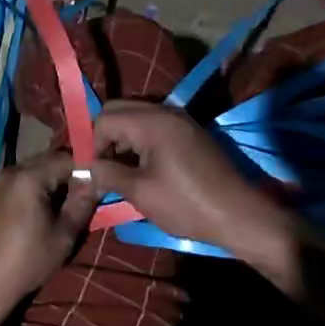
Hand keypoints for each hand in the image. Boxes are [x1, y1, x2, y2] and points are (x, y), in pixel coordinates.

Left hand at [0, 150, 98, 310]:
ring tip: (73, 201)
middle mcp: (12, 171)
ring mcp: (0, 181)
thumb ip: (82, 203)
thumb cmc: (27, 260)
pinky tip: (50, 207)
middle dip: (72, 172)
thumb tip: (99, 181)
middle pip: (50, 160)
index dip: (89, 167)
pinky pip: (23, 180)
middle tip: (91, 192)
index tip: (105, 180)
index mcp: (29, 176)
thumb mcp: (63, 234)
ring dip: (55, 180)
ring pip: (36, 170)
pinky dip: (39, 187)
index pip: (68, 158)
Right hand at [90, 101, 300, 286]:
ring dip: (122, 139)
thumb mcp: (140, 192)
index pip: (104, 119)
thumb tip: (85, 169)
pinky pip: (153, 126)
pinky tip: (140, 169)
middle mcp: (166, 112)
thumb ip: (107, 174)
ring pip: (136, 117)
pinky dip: (140, 142)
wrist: (239, 215)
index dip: (92, 145)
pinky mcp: (189, 133)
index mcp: (152, 122)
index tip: (94, 172)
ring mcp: (180, 121)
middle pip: (119, 110)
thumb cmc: (187, 204)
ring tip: (119, 172)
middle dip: (104, 137)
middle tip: (102, 167)